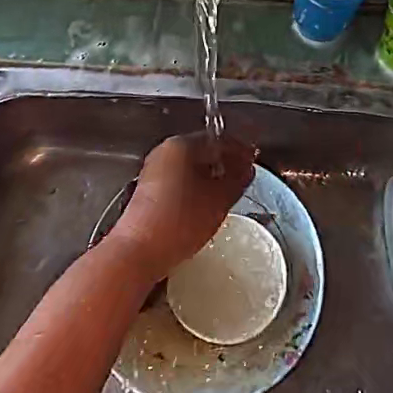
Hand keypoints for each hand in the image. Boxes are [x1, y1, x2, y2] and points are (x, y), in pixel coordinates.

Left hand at [105, 132, 255, 282]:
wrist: (137, 253)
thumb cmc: (180, 220)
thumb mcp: (219, 199)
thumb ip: (237, 179)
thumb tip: (247, 168)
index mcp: (181, 145)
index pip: (219, 139)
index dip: (240, 149)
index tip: (254, 160)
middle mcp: (164, 153)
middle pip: (203, 151)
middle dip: (226, 163)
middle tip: (245, 176)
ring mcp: (154, 172)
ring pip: (191, 167)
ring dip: (211, 177)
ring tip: (230, 192)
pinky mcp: (149, 193)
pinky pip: (180, 181)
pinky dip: (197, 188)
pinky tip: (208, 204)